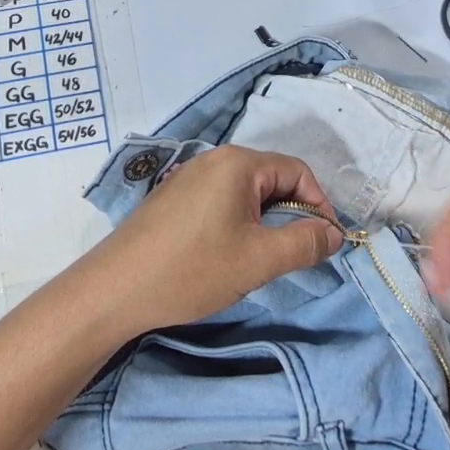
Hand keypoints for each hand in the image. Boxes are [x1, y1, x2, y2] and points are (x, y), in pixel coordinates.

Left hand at [77, 145, 344, 335]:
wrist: (115, 289)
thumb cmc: (192, 269)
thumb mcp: (258, 260)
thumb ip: (304, 243)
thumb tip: (334, 233)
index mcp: (237, 163)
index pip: (296, 171)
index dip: (319, 204)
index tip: (326, 242)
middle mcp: (214, 159)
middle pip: (271, 178)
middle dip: (291, 214)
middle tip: (293, 255)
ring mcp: (190, 177)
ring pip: (246, 193)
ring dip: (264, 221)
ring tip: (262, 259)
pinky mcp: (174, 198)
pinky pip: (221, 200)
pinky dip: (238, 222)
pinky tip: (228, 255)